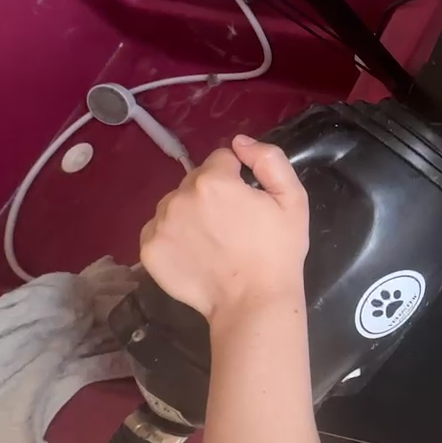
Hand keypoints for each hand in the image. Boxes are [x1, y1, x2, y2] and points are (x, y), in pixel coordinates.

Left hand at [139, 135, 309, 325]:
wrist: (253, 299)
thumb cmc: (279, 248)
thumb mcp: (293, 198)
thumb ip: (270, 160)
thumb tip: (240, 143)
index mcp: (213, 181)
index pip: (223, 158)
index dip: (241, 174)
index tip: (252, 198)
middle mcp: (178, 197)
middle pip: (196, 180)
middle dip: (215, 192)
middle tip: (237, 221)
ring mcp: (158, 225)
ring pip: (176, 203)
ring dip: (193, 211)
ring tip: (216, 237)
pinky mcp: (148, 249)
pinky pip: (160, 227)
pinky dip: (176, 233)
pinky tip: (198, 250)